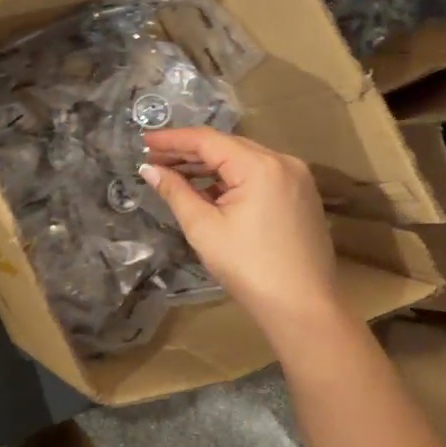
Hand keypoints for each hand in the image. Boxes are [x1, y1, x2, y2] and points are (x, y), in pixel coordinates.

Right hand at [140, 127, 336, 315]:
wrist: (302, 307)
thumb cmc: (248, 267)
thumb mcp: (203, 228)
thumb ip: (175, 192)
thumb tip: (149, 169)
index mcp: (260, 166)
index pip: (208, 140)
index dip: (172, 139)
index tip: (143, 141)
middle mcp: (283, 162)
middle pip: (227, 146)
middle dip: (188, 152)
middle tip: (153, 158)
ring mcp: (296, 178)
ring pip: (243, 159)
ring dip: (208, 165)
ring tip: (173, 173)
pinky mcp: (300, 195)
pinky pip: (259, 174)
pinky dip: (230, 178)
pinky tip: (207, 189)